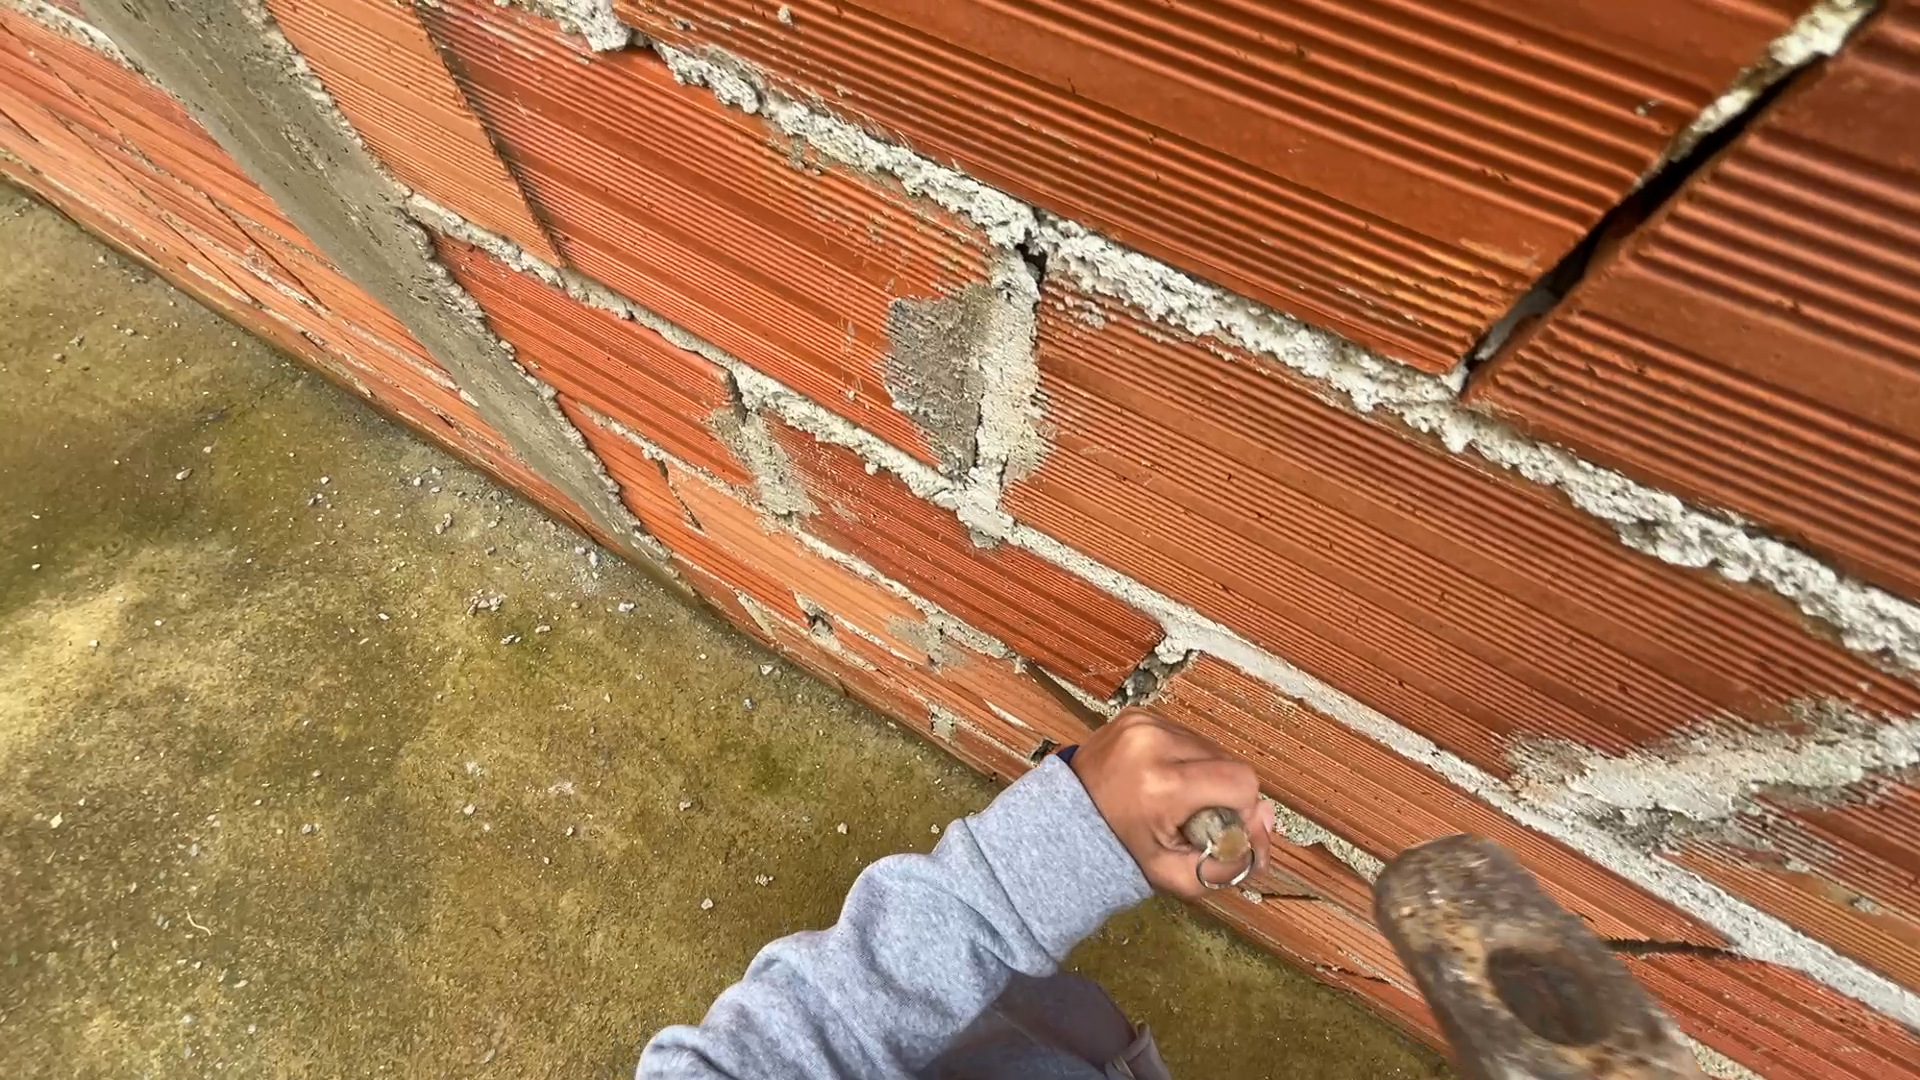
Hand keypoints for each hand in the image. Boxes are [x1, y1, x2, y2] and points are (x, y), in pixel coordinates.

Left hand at [1068, 707, 1272, 898]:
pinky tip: (1163, 779)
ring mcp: (1142, 723)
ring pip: (1208, 746)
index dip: (1246, 811)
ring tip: (1177, 799)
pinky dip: (1183, 758)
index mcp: (1162, 784)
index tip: (1229, 830)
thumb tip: (1267, 819)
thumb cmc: (1119, 850)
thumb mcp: (1178, 876)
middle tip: (1200, 819)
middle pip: (1228, 762)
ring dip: (1205, 774)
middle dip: (1225, 794)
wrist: (1065, 818)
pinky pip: (1183, 735)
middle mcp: (1152, 742)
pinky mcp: (1136, 714)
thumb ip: (1233, 860)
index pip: (1241, 782)